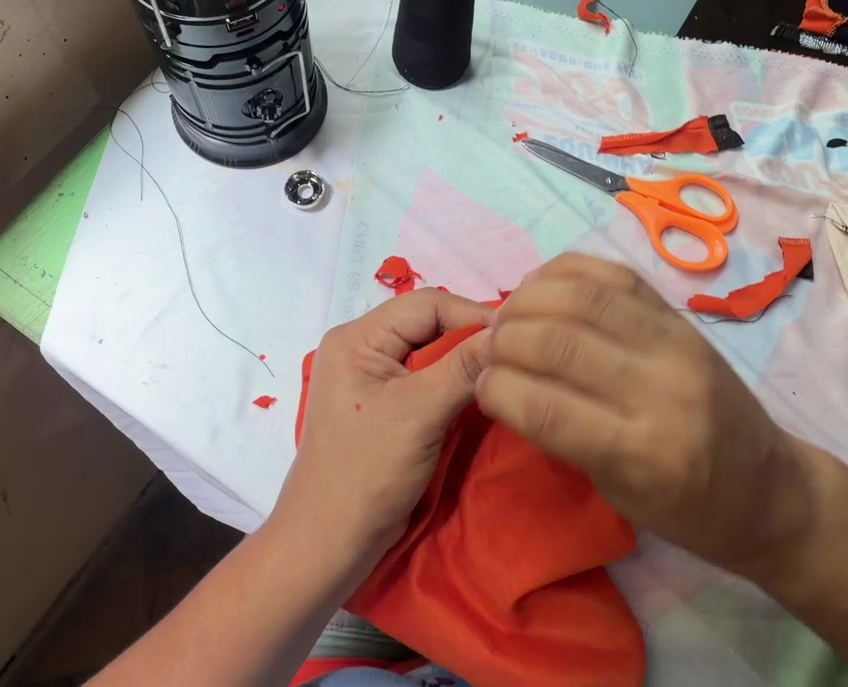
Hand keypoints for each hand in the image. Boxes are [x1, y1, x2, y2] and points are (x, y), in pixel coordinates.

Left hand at [272, 288, 493, 569]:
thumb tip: (508, 332)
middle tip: (517, 351)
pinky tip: (480, 388)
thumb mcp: (420, 414)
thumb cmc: (367, 473)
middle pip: (427, 322)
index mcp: (356, 337)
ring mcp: (369, 375)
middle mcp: (360, 346)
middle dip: (470, 333)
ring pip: (428, 348)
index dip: (473, 314)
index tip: (519, 334)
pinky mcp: (382, 402)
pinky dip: (452, 378)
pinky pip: (423, 375)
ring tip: (505, 367)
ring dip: (464, 357)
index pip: (426, 304)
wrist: (329, 542)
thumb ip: (463, 367)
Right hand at [475, 253, 817, 581]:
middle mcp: (662, 390)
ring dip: (527, 298)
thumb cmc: (689, 510)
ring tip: (508, 315)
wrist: (771, 491)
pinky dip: (565, 272)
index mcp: (643, 454)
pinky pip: (614, 274)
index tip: (480, 386)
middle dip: (504, 339)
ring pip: (582, 296)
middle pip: (557, 342)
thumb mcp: (616, 493)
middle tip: (487, 347)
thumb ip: (560, 434)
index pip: (546, 408)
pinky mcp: (682, 317)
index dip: (496, 389)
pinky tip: (541, 287)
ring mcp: (677, 344)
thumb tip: (501, 376)